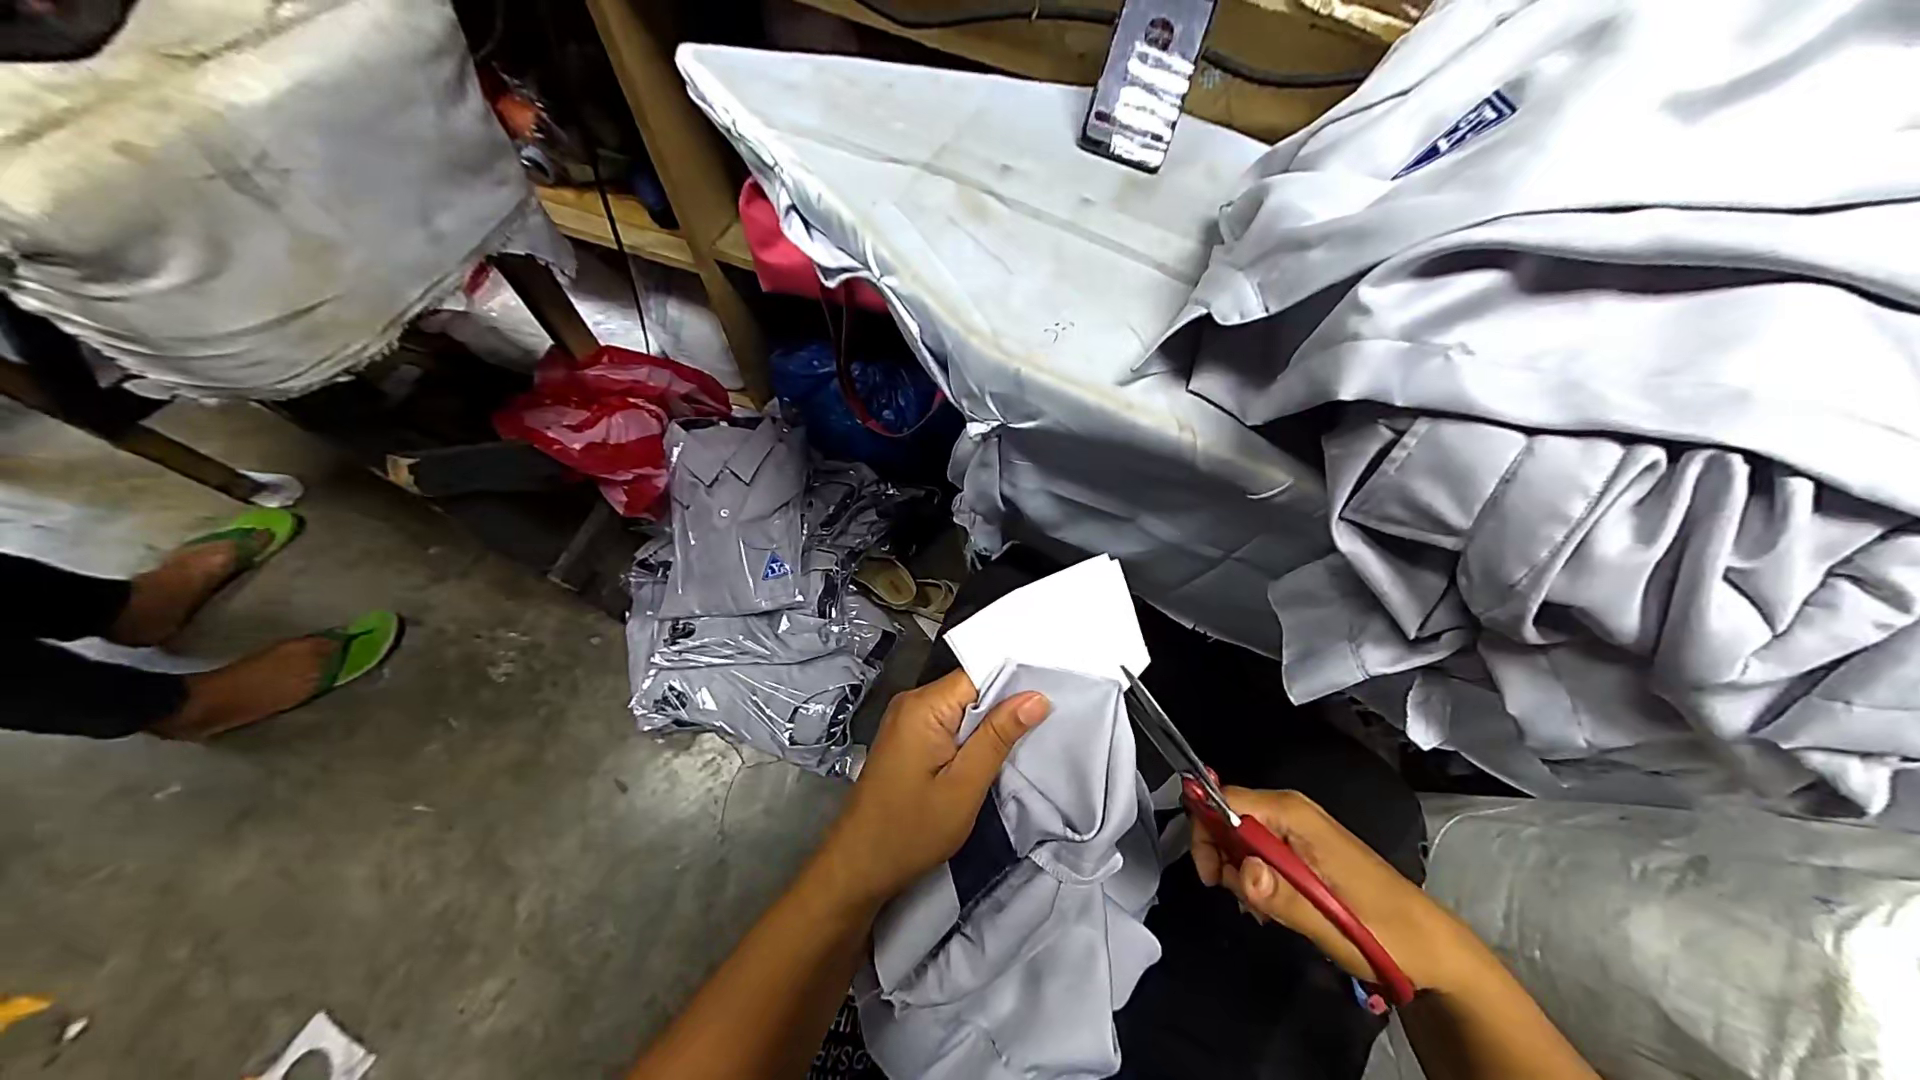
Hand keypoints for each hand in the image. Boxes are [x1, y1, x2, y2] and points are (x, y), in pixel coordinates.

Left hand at [813, 669, 1049, 909]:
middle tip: (1046, 722)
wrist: (860, 865)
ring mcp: (907, 719)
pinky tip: (988, 753)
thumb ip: (998, 737)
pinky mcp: (908, 737)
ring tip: (1024, 740)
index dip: (1015, 682)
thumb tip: (1036, 697)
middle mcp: (912, 702)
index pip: (979, 673)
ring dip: (989, 722)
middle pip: (971, 686)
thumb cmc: (911, 830)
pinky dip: (971, 735)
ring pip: (962, 705)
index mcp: (923, 706)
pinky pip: (948, 721)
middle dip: (1006, 704)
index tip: (1052, 695)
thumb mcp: (964, 786)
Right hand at [1193, 788, 1473, 991]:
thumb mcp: (1331, 924)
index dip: (1207, 832)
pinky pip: (1258, 850)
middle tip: (1246, 901)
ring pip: (1239, 837)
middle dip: (1224, 859)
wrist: (1433, 947)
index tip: (1213, 876)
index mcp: (1294, 814)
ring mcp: (1296, 827)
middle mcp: (1291, 810)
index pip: (1224, 798)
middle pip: (1227, 817)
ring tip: (1266, 910)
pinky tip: (1273, 904)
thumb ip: (1282, 897)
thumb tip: (1243, 872)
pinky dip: (1255, 877)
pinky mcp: (1300, 846)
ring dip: (1241, 874)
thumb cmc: (1388, 932)